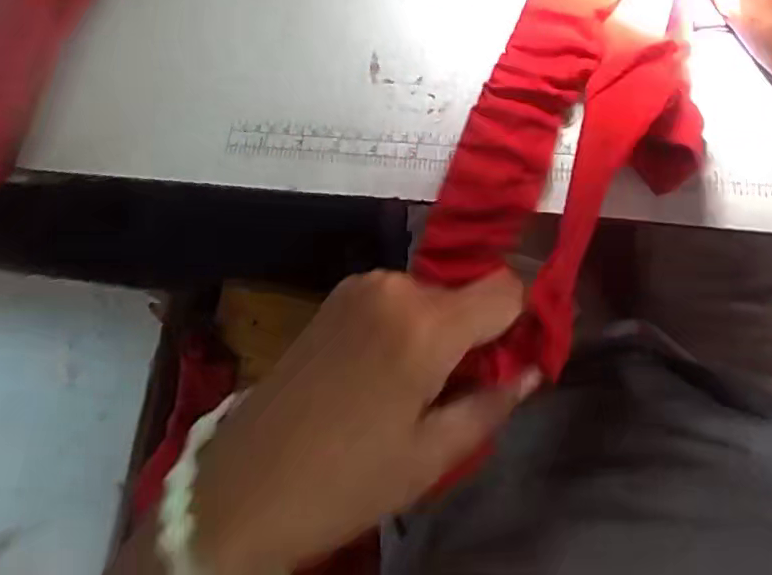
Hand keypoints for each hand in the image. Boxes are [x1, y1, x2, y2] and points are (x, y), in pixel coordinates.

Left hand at [190, 270, 535, 574]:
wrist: (239, 488)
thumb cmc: (344, 482)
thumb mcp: (429, 458)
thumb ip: (491, 405)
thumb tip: (532, 370)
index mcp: (425, 324)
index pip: (507, 288)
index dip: (526, 316)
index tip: (524, 352)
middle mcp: (397, 286)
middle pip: (470, 292)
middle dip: (482, 331)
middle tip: (469, 386)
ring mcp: (364, 284)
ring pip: (435, 295)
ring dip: (444, 329)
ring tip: (419, 387)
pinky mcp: (340, 292)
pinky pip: (400, 297)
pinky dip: (411, 323)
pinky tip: (386, 371)